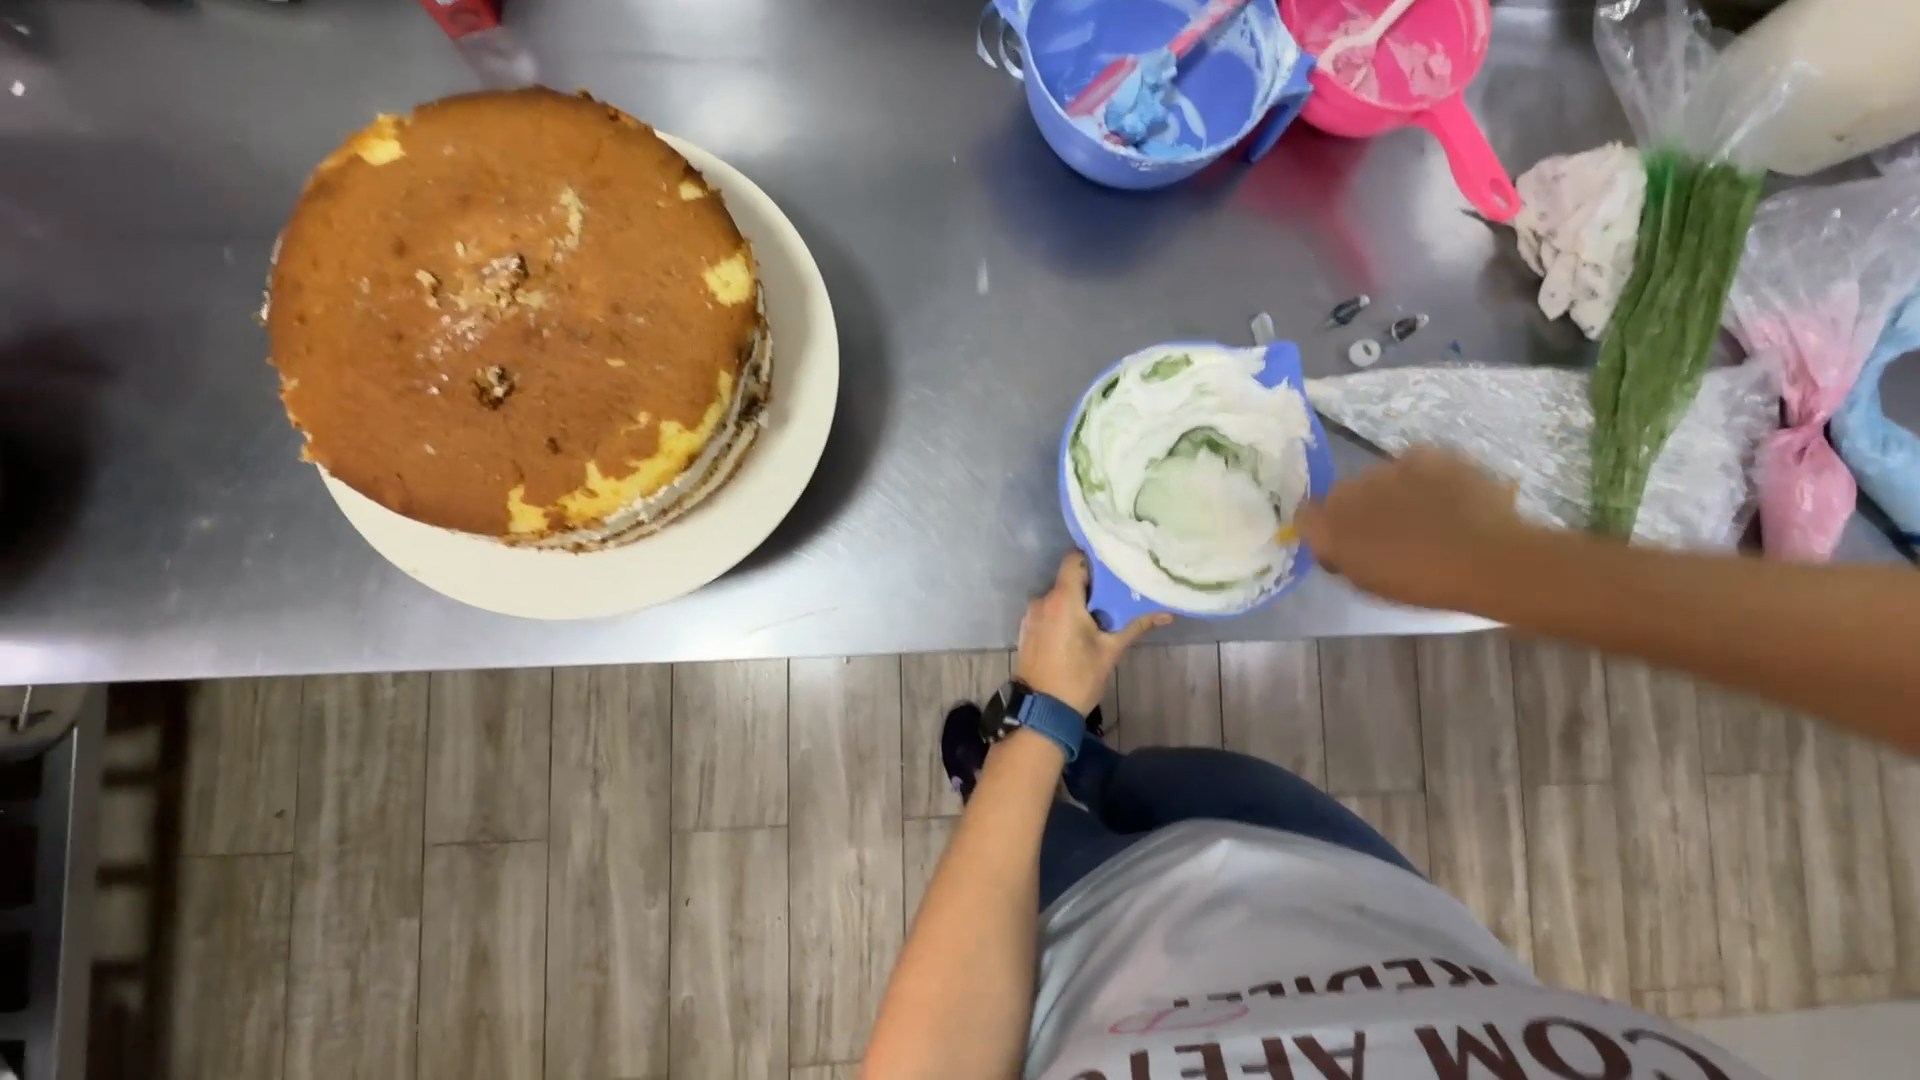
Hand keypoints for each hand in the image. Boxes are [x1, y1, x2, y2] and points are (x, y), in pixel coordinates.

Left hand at [1017, 552, 1169, 714]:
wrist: (1042, 711)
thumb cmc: (1078, 678)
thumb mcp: (1110, 651)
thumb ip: (1135, 626)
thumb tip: (1166, 612)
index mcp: (1062, 600)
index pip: (1074, 560)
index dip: (1093, 560)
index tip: (1113, 569)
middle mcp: (1042, 601)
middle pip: (1068, 580)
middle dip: (1091, 587)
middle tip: (1116, 596)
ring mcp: (1031, 615)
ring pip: (1058, 597)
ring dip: (1077, 604)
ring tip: (1100, 617)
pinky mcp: (1027, 629)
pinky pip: (1048, 612)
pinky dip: (1063, 616)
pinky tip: (1079, 632)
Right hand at [1295, 447, 1532, 609]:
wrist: (1488, 561)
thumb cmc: (1423, 584)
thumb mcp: (1368, 582)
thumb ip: (1342, 556)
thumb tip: (1336, 546)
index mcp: (1330, 526)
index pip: (1306, 515)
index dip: (1322, 525)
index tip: (1343, 540)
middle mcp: (1349, 490)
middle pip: (1344, 493)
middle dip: (1361, 508)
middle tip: (1391, 531)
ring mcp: (1388, 468)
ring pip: (1381, 477)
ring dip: (1394, 491)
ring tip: (1428, 514)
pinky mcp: (1427, 454)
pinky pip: (1417, 462)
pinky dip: (1426, 476)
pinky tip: (1448, 495)